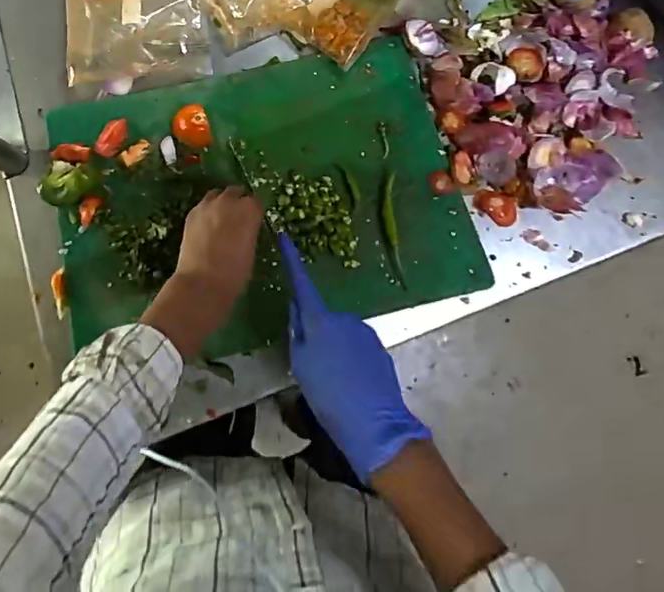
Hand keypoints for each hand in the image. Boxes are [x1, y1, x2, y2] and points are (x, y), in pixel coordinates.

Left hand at [139, 187, 261, 358]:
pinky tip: (207, 226)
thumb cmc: (235, 273)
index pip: (256, 201)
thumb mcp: (251, 250)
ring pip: (217, 195)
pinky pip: (203, 205)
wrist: (202, 282)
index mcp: (249, 210)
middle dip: (239, 201)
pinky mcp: (192, 213)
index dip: (255, 211)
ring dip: (222, 203)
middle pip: (236, 192)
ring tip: (222, 219)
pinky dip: (207, 211)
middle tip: (239, 217)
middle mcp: (228, 201)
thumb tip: (246, 227)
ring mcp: (207, 205)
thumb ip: (249, 231)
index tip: (255, 220)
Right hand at [279, 232, 430, 481]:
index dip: (292, 260)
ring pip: (340, 333)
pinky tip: (350, 383)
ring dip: (334, 347)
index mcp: (319, 320)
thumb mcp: (300, 365)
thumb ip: (296, 332)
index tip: (284, 236)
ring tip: (332, 380)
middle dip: (315, 331)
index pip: (301, 283)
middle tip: (312, 364)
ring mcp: (364, 331)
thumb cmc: (328, 395)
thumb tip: (296, 307)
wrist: (376, 427)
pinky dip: (349, 358)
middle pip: (322, 317)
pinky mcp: (379, 347)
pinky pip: (356, 345)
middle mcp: (344, 317)